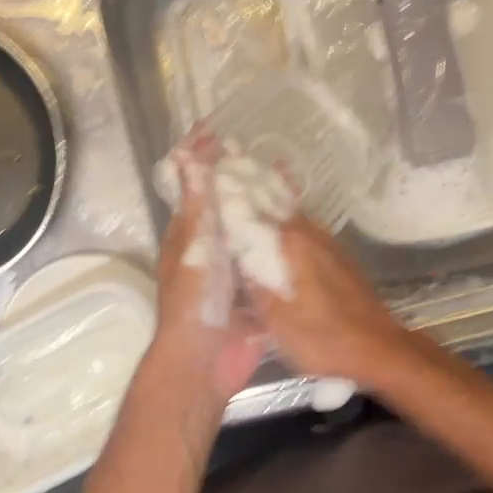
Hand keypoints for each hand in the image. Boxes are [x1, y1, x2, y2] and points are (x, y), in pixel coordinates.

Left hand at [149, 126, 265, 405]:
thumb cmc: (194, 301)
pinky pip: (271, 261)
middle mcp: (211, 250)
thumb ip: (198, 206)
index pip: (193, 187)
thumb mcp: (194, 247)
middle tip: (263, 152)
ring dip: (265, 208)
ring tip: (287, 180)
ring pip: (251, 232)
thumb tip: (189, 158)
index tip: (214, 131)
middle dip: (240, 179)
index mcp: (188, 236)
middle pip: (226, 207)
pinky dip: (284, 243)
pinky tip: (304, 227)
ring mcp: (235, 271)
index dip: (200, 159)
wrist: (207, 361)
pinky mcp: (258, 292)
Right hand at [245, 217, 416, 385]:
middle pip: (280, 215)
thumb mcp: (280, 323)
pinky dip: (294, 245)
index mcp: (296, 244)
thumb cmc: (327, 339)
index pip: (259, 215)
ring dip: (277, 229)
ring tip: (252, 238)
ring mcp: (334, 248)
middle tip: (230, 224)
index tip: (216, 212)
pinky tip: (283, 259)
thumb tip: (238, 267)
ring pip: (298, 228)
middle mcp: (316, 236)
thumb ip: (256, 290)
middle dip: (257, 216)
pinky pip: (311, 243)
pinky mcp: (345, 263)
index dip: (236, 213)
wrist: (381, 351)